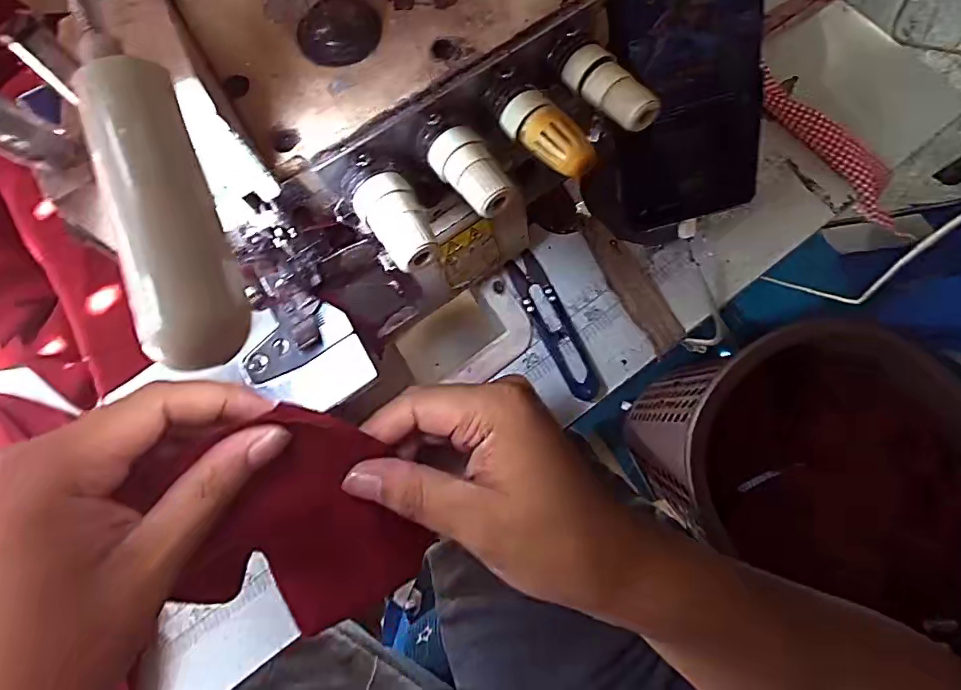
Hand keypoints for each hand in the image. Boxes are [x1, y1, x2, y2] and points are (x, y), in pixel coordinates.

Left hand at [0, 382, 289, 689]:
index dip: (222, 400)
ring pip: (116, 441)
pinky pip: (89, 466)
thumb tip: (262, 439)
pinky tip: (171, 496)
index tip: (265, 411)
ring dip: (171, 454)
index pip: (154, 402)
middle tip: (255, 441)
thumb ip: (211, 489)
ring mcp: (3, 481)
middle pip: (135, 418)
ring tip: (222, 472)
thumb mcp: (144, 570)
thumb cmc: (30, 675)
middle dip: (201, 430)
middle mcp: (13, 462)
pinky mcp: (6, 501)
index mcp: (42, 469)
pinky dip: (136, 476)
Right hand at [341, 379, 661, 618]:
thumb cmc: (554, 543)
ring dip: (412, 457)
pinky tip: (412, 491)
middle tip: (356, 486)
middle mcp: (501, 396)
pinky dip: (436, 463)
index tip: (345, 469)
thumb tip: (356, 476)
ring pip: (441, 425)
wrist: (615, 564)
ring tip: (377, 493)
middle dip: (392, 448)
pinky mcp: (511, 433)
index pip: (417, 404)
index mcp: (495, 405)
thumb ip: (411, 491)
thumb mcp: (474, 520)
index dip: (376, 434)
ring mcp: (508, 413)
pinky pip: (460, 438)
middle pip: (428, 411)